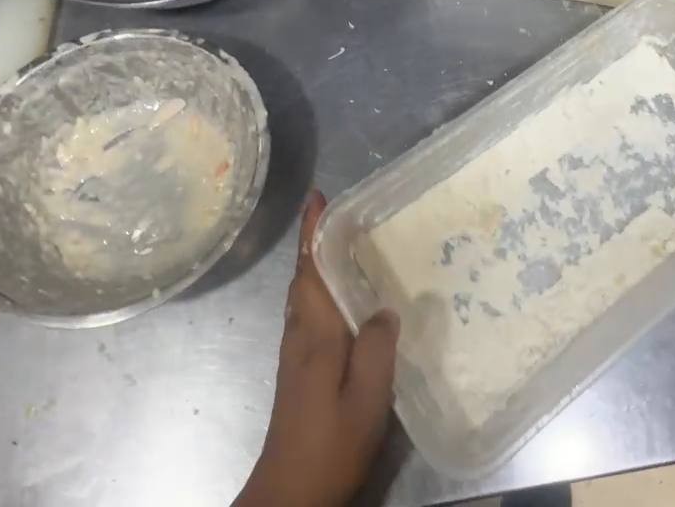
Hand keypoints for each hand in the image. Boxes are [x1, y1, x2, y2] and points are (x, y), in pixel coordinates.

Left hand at [234, 193, 400, 506]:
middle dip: (316, 241)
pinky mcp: (302, 371)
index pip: (310, 270)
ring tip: (348, 244)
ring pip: (306, 296)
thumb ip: (376, 347)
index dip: (313, 233)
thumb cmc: (330, 442)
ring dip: (319, 264)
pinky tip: (349, 299)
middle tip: (342, 213)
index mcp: (314, 334)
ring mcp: (297, 355)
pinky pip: (313, 314)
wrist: (290, 492)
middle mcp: (300, 336)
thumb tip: (384, 307)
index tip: (318, 197)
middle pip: (304, 277)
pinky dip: (325, 290)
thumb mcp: (366, 396)